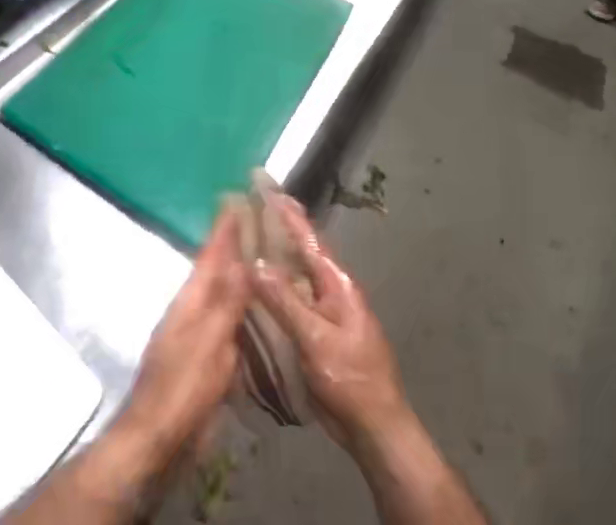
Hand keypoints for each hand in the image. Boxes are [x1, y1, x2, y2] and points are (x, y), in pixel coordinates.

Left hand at [6, 208, 250, 524]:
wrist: (156, 440)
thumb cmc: (181, 390)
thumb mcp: (208, 344)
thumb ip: (226, 303)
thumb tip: (243, 260)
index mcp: (190, 302)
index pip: (210, 257)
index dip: (224, 230)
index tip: (237, 200)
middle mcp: (192, 312)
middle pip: (217, 273)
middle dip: (237, 250)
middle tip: (263, 228)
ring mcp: (197, 337)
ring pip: (224, 298)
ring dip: (242, 279)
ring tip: (270, 264)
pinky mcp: (205, 361)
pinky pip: (230, 326)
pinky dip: (245, 313)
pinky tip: (263, 316)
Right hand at [250, 196, 411, 454]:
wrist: (374, 428)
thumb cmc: (351, 380)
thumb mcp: (316, 339)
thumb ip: (285, 301)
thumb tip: (256, 262)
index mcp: (337, 285)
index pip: (309, 240)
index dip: (288, 214)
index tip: (267, 188)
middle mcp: (330, 293)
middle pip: (299, 255)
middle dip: (275, 232)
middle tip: (246, 211)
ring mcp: (323, 314)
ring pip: (292, 279)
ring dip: (270, 261)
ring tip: (241, 243)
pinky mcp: (315, 334)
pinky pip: (289, 303)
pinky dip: (270, 291)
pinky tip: (250, 291)